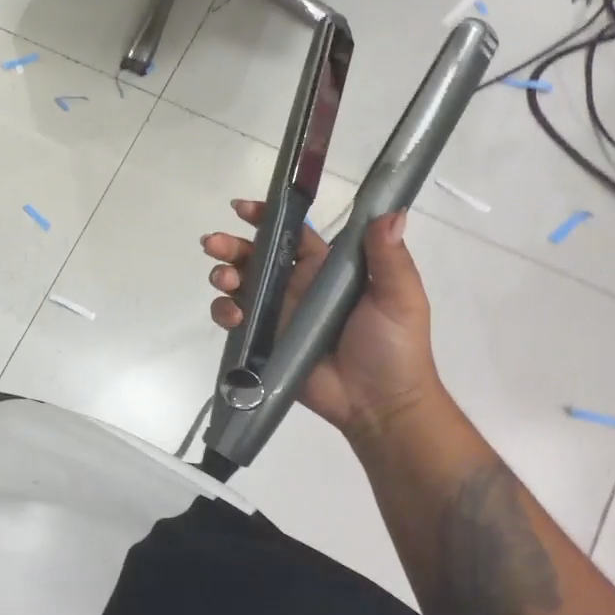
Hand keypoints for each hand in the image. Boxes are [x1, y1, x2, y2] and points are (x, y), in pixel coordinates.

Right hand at [202, 201, 442, 444]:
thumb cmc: (394, 347)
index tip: (242, 209)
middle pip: (252, 254)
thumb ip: (389, 258)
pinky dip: (223, 311)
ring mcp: (273, 311)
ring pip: (234, 280)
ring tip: (225, 281)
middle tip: (213, 244)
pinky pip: (230, 316)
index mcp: (324, 269)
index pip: (290, 233)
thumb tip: (389, 213)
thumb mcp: (401, 299)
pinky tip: (234, 317)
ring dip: (221, 273)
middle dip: (228, 244)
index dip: (266, 217)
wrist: (380, 405)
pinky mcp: (260, 337)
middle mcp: (293, 284)